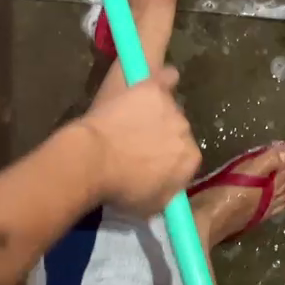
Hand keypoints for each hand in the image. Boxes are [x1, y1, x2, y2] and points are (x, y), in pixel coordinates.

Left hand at [76, 67, 200, 215]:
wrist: (94, 159)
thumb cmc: (120, 187)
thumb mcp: (152, 206)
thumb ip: (170, 191)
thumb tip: (171, 184)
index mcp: (190, 160)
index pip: (186, 157)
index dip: (169, 159)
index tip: (153, 161)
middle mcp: (187, 130)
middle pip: (178, 129)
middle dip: (163, 135)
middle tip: (139, 141)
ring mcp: (171, 106)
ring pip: (168, 106)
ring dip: (157, 111)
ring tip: (133, 118)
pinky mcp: (153, 88)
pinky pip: (166, 78)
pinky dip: (164, 80)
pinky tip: (160, 80)